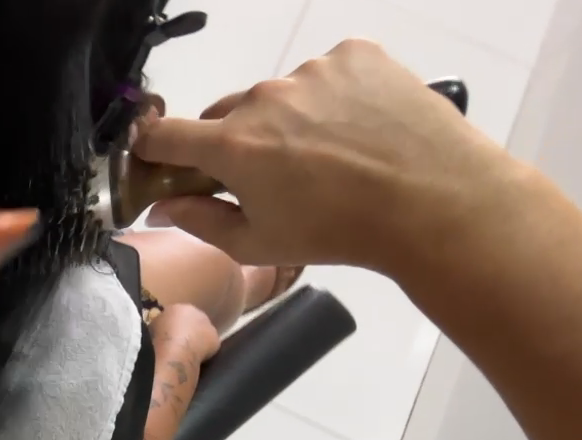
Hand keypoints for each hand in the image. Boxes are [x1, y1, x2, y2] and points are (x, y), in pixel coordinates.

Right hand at [134, 40, 532, 272]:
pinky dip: (321, 99)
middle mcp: (265, 97)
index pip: (164, 135)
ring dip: (277, 122)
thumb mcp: (252, 243)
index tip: (152, 161)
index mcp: (233, 146)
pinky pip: (319, 75)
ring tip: (314, 155)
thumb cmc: (331, 232)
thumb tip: (160, 207)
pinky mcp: (357, 54)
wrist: (430, 199)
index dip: (150, 149)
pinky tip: (345, 128)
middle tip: (254, 177)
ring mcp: (314, 70)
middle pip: (221, 116)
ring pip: (273, 97)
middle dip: (225, 145)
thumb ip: (197, 221)